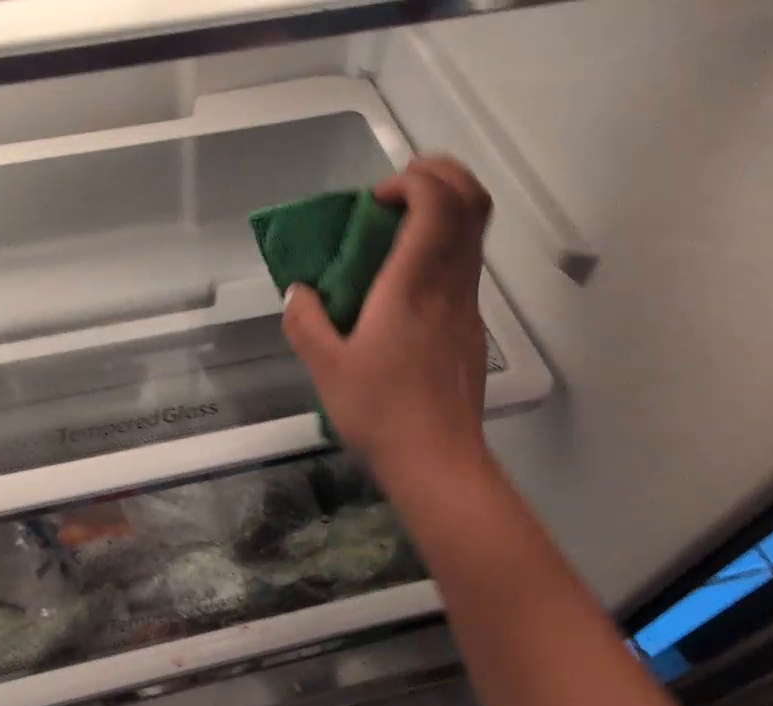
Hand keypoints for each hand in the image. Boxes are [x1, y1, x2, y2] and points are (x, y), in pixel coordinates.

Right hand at [282, 156, 493, 475]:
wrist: (437, 461)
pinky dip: (443, 254)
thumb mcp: (326, 370)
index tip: (377, 200)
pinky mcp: (472, 332)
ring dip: (443, 216)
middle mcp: (451, 285)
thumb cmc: (380, 413)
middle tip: (400, 193)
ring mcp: (468, 308)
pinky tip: (407, 291)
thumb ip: (306, 323)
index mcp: (414, 285)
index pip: (438, 200)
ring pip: (474, 236)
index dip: (413, 179)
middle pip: (472, 202)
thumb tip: (298, 292)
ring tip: (398, 238)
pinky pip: (466, 271)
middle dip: (441, 177)